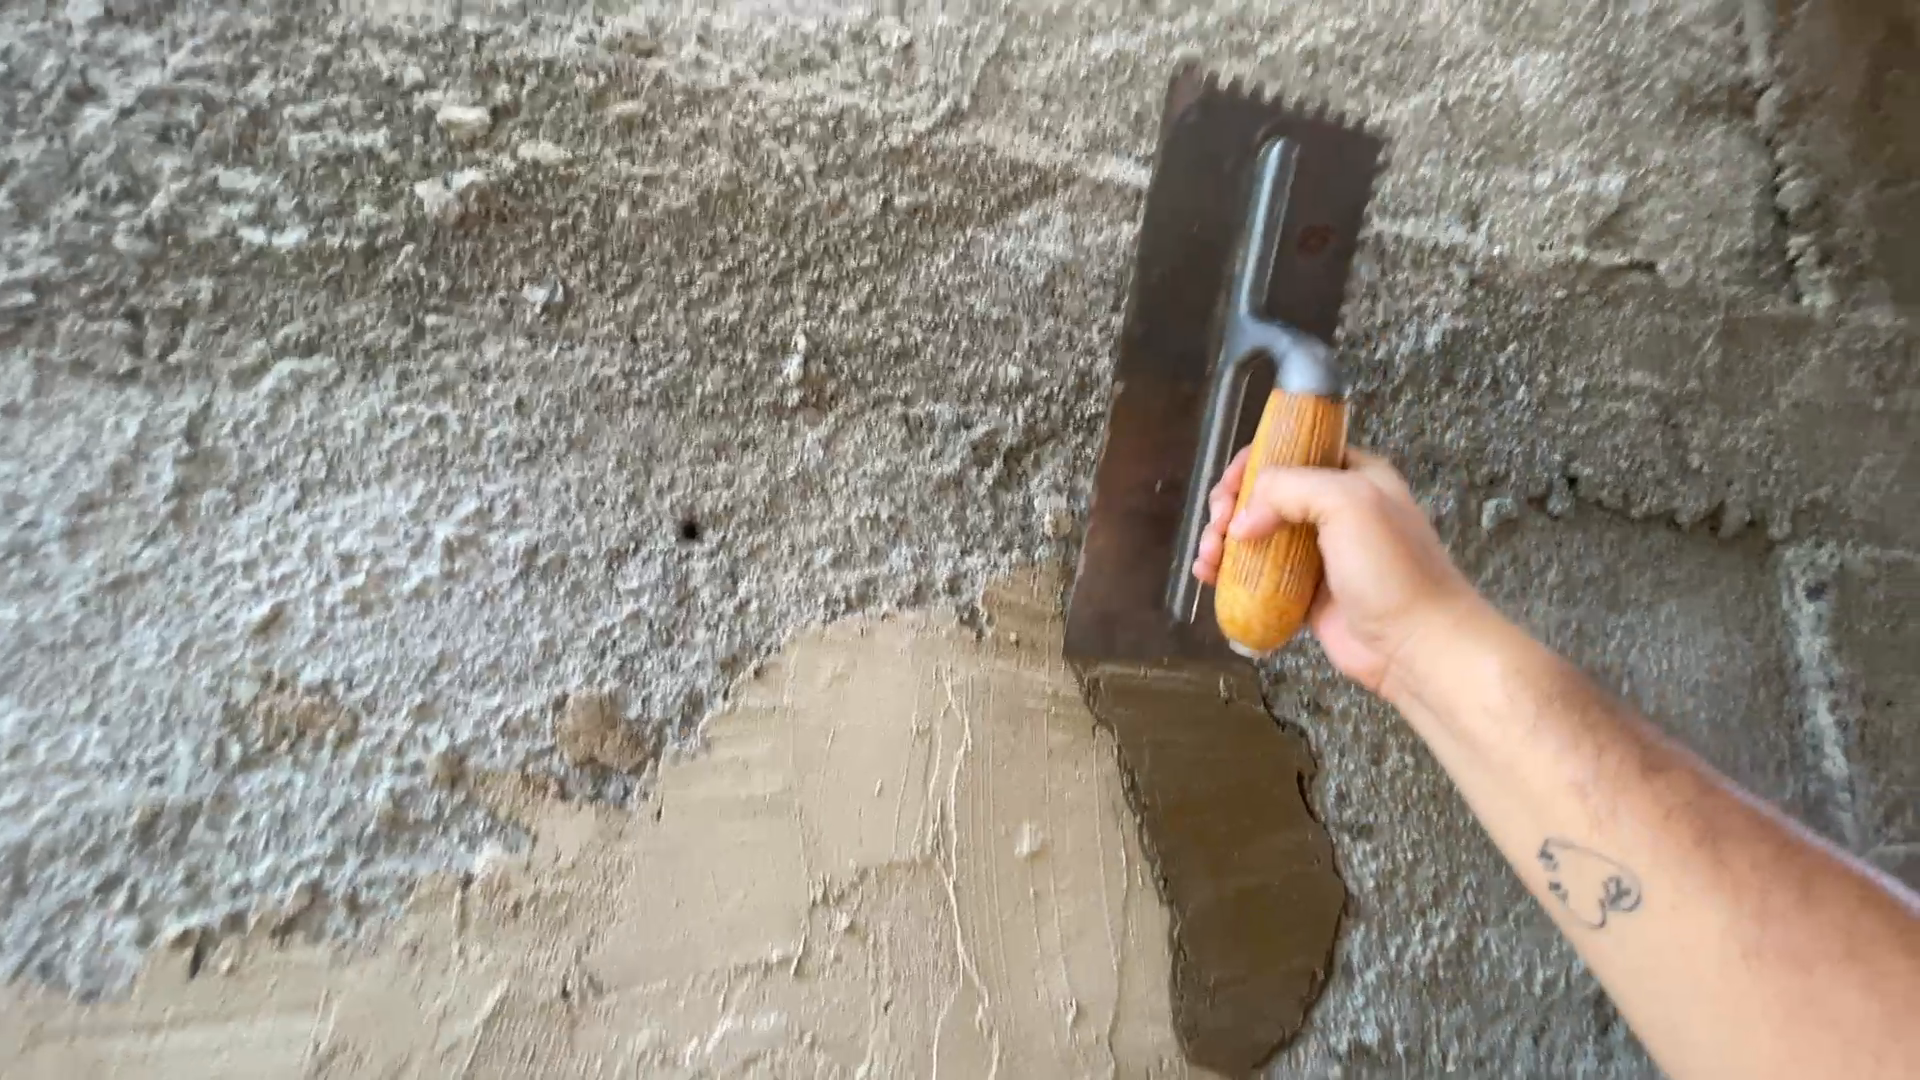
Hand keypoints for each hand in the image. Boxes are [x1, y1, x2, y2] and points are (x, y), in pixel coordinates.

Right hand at [1191, 446, 1485, 694]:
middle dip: (1228, 506)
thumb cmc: (1392, 569)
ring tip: (1207, 560)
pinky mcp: (1300, 590)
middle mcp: (1331, 509)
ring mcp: (1314, 551)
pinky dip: (1226, 572)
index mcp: (1351, 475)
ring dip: (1220, 540)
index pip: (1290, 451)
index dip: (1252, 464)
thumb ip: (1289, 488)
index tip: (1229, 488)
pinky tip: (1208, 577)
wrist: (1416, 646)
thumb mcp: (1348, 502)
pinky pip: (1253, 573)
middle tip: (1218, 527)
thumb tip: (1241, 520)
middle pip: (1261, 493)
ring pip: (1252, 533)